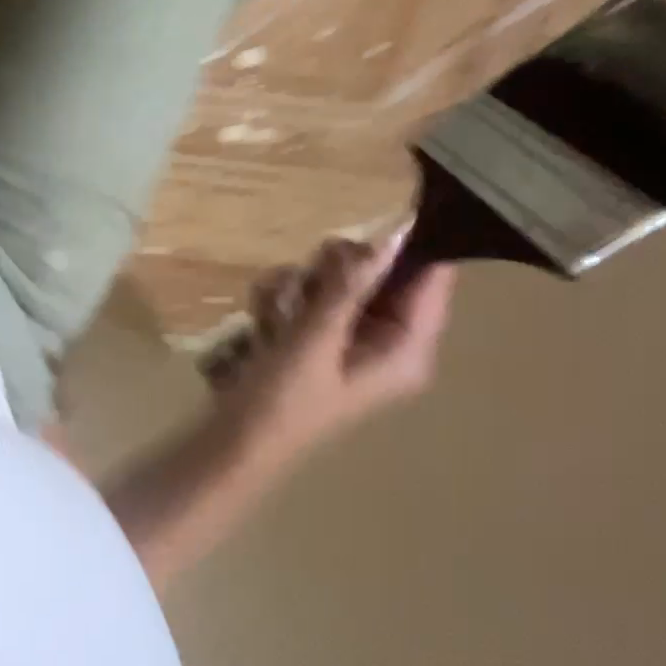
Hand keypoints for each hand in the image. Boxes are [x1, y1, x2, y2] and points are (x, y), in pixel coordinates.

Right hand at [215, 235, 457, 461]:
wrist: (237, 445)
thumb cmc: (283, 402)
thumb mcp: (312, 342)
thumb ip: (345, 290)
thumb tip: (386, 239)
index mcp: (406, 348)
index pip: (428, 281)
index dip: (404, 248)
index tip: (367, 220)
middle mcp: (385, 341)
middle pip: (370, 277)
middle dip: (326, 274)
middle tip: (298, 285)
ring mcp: (345, 341)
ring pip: (328, 285)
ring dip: (292, 289)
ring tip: (269, 316)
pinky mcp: (311, 344)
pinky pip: (302, 302)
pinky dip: (278, 305)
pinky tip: (258, 326)